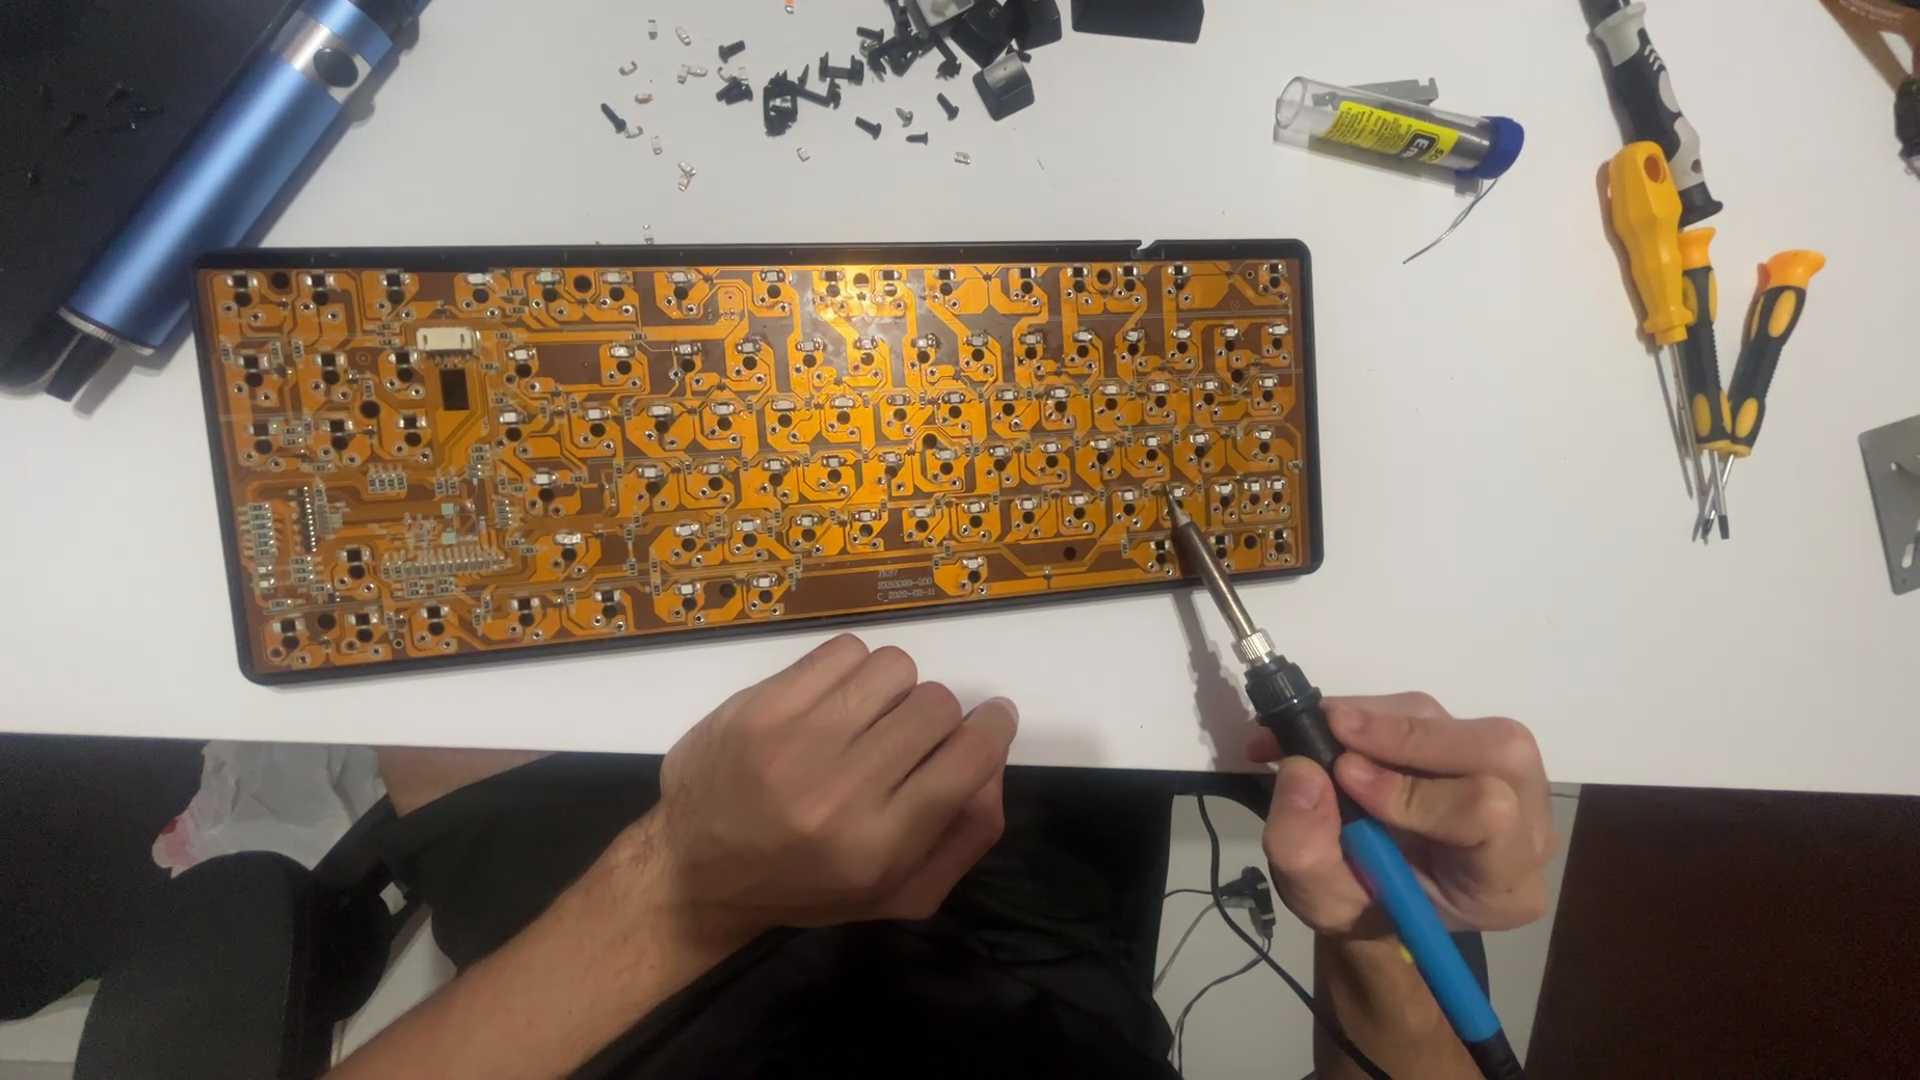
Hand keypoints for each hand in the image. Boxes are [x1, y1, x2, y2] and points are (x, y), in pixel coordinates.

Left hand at [643, 634, 1017, 944]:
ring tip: (865, 718)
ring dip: (893, 689)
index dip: (993, 727)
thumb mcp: (902, 893)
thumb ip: (967, 834)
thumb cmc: (808, 886)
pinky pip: (844, 650)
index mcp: (880, 847)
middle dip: (937, 716)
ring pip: (893, 668)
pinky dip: (851, 669)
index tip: (989, 719)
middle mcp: (839, 793)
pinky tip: (830, 702)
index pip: (969, 757)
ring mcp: (794, 742)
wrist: (695, 871)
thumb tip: (994, 756)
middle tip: (907, 736)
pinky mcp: (760, 705)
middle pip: (936, 705)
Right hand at [1249, 693, 1555, 937]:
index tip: (1344, 775)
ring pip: (1452, 721)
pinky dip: (1365, 712)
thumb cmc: (1354, 903)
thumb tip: (1302, 770)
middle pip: (1495, 752)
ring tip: (1316, 734)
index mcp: (1500, 885)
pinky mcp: (1462, 741)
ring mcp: (1498, 776)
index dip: (1415, 791)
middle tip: (1331, 727)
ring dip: (1376, 718)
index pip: (1489, 818)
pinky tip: (1327, 732)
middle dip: (1406, 733)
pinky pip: (1421, 709)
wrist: (1368, 888)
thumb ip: (1303, 847)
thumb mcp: (1315, 898)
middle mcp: (1521, 826)